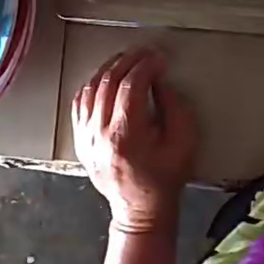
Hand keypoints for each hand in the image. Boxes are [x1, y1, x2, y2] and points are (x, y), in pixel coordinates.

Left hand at [72, 47, 196, 234]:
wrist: (141, 210)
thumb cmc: (165, 178)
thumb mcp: (183, 141)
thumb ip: (174, 106)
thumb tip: (160, 81)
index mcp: (126, 135)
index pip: (130, 86)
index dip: (146, 66)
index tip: (160, 59)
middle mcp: (100, 134)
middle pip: (108, 82)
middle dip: (129, 60)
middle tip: (146, 53)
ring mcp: (86, 138)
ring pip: (91, 89)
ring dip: (110, 68)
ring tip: (128, 59)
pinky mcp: (81, 140)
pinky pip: (80, 103)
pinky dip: (93, 85)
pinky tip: (106, 78)